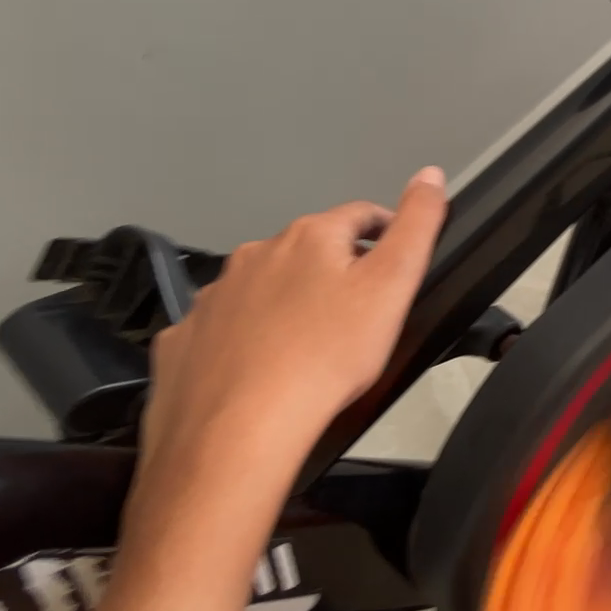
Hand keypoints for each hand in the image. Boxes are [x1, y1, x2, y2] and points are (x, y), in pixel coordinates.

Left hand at [78, 168, 447, 610]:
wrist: (237, 436)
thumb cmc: (328, 357)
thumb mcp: (395, 283)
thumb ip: (419, 223)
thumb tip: (430, 174)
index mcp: (310, 238)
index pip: (363, 215)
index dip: (389, 234)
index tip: (400, 269)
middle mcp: (255, 257)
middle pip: (311, 250)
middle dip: (338, 270)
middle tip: (363, 315)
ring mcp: (211, 301)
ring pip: (265, 288)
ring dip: (291, 302)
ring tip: (314, 348)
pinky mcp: (180, 344)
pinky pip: (224, 329)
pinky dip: (248, 339)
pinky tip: (265, 370)